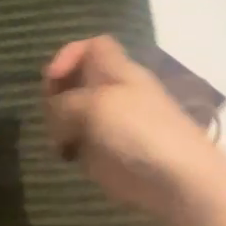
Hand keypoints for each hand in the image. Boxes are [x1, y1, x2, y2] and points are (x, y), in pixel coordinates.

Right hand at [41, 36, 225, 221]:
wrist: (173, 178)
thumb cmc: (139, 132)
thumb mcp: (95, 105)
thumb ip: (64, 103)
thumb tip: (54, 115)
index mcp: (117, 72)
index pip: (93, 47)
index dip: (69, 54)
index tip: (52, 78)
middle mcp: (112, 93)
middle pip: (75, 81)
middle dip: (56, 94)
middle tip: (53, 113)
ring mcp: (107, 124)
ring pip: (70, 113)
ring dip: (57, 124)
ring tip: (61, 139)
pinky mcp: (102, 152)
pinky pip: (75, 141)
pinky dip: (66, 147)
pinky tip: (67, 156)